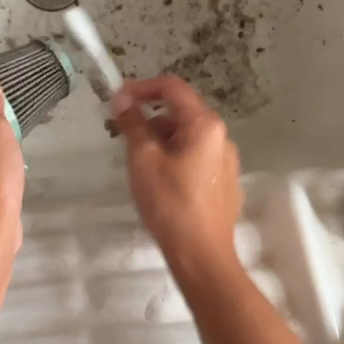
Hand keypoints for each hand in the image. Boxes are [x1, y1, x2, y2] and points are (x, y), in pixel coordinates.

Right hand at [112, 76, 242, 270]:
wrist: (202, 256)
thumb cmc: (170, 202)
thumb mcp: (143, 158)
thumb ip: (132, 123)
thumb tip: (122, 97)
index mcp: (205, 124)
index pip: (172, 87)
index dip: (142, 87)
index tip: (117, 99)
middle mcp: (221, 136)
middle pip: (181, 112)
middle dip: (149, 117)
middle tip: (122, 135)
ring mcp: (226, 160)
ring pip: (187, 136)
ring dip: (161, 139)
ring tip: (138, 163)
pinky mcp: (224, 182)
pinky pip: (196, 157)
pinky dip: (175, 157)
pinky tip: (160, 182)